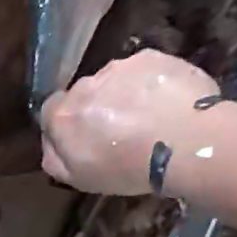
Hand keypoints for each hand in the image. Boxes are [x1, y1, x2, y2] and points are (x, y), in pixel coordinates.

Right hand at [38, 49, 236, 195]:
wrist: (187, 144)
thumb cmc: (127, 168)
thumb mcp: (78, 179)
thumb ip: (53, 158)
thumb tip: (49, 142)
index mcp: (61, 116)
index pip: (51, 110)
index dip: (67, 123)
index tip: (85, 136)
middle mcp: (83, 86)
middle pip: (83, 93)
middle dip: (97, 106)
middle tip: (121, 128)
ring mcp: (118, 69)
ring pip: (114, 79)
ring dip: (124, 93)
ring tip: (149, 114)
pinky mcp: (151, 58)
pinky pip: (144, 69)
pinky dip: (151, 82)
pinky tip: (167, 101)